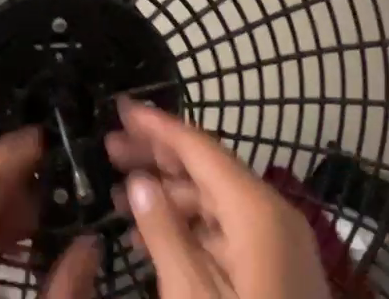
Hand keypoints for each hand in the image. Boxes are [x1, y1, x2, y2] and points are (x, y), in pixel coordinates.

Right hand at [108, 100, 330, 298]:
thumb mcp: (192, 295)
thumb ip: (164, 233)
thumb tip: (139, 182)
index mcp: (257, 211)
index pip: (199, 148)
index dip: (157, 126)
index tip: (120, 108)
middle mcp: (273, 216)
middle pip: (207, 169)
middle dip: (157, 157)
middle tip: (108, 148)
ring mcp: (280, 246)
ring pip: (217, 201)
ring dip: (169, 195)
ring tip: (120, 197)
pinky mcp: (279, 272)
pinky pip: (229, 231)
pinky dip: (191, 227)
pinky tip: (155, 238)